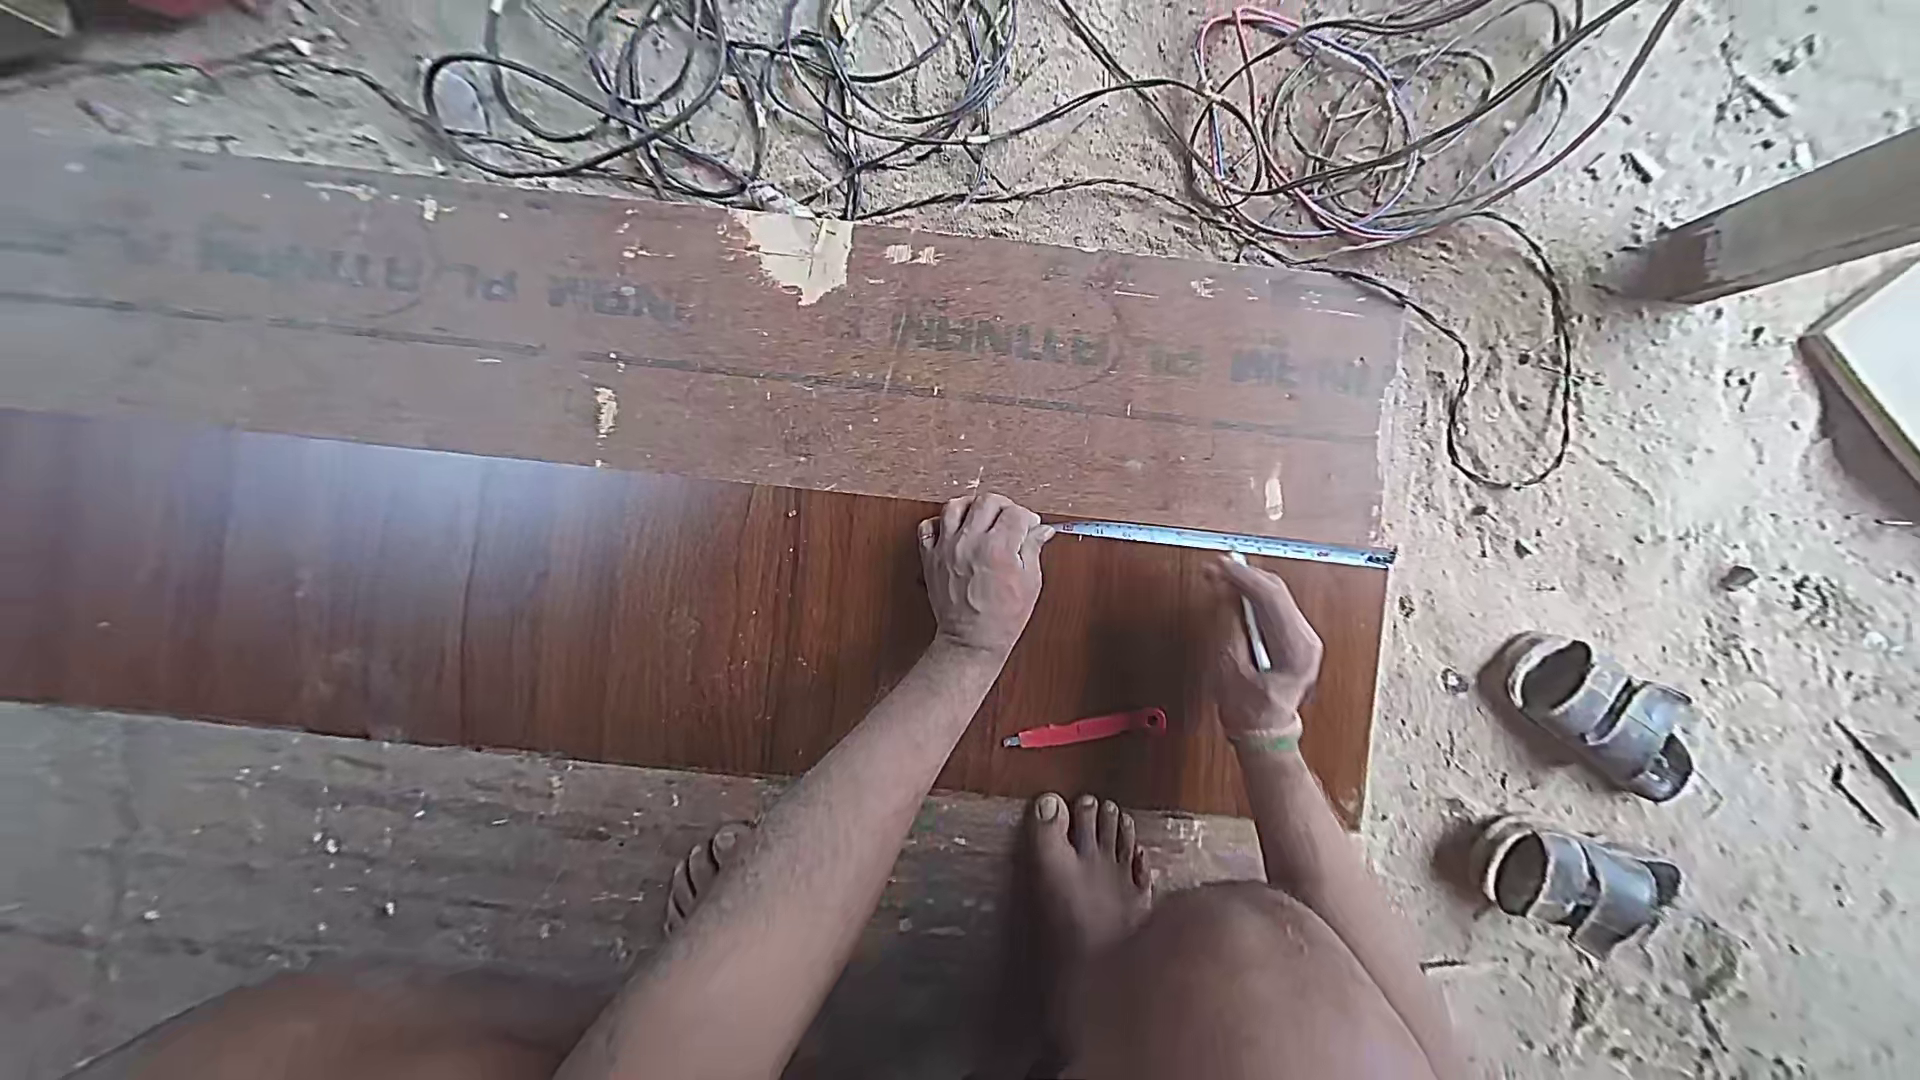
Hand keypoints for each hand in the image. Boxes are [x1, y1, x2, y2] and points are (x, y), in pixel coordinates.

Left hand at [918, 494, 1052, 658]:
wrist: (971, 640)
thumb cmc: (1001, 618)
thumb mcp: (1029, 583)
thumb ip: (1033, 550)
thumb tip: (1040, 531)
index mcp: (998, 549)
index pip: (1015, 513)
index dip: (1027, 517)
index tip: (1028, 525)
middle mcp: (970, 543)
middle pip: (986, 501)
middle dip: (1003, 506)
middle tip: (1009, 518)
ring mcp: (947, 548)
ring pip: (955, 505)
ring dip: (971, 506)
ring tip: (981, 517)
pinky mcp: (931, 557)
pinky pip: (927, 527)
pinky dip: (940, 523)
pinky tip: (954, 530)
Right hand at [1208, 555, 1323, 746]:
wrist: (1265, 733)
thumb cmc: (1251, 711)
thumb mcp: (1231, 668)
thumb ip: (1230, 628)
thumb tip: (1226, 595)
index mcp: (1296, 648)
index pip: (1270, 597)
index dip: (1241, 576)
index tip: (1219, 565)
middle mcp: (1306, 640)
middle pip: (1276, 591)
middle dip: (1243, 574)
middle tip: (1215, 566)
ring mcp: (1302, 638)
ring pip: (1275, 595)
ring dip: (1246, 582)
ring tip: (1220, 575)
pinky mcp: (1292, 637)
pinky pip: (1273, 605)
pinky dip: (1252, 594)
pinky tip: (1234, 589)